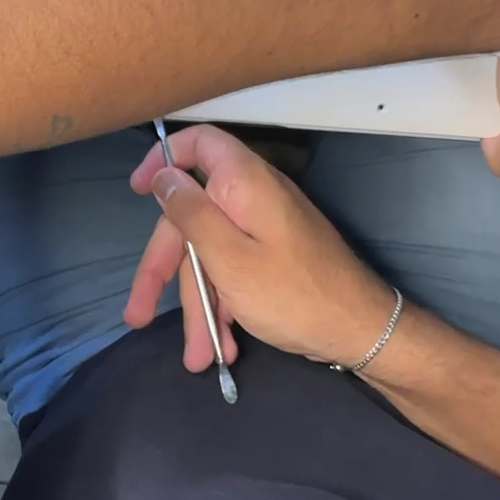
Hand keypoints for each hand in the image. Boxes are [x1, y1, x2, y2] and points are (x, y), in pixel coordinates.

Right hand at [123, 125, 396, 371]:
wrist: (361, 331)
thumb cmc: (293, 294)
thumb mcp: (228, 258)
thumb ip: (190, 212)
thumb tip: (164, 175)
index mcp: (243, 183)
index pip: (199, 143)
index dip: (163, 158)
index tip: (138, 189)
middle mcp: (252, 197)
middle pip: (191, 220)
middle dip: (165, 273)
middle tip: (139, 316)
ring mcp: (262, 227)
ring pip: (209, 254)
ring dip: (199, 305)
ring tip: (198, 356)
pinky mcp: (270, 254)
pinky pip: (232, 269)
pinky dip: (224, 304)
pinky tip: (223, 345)